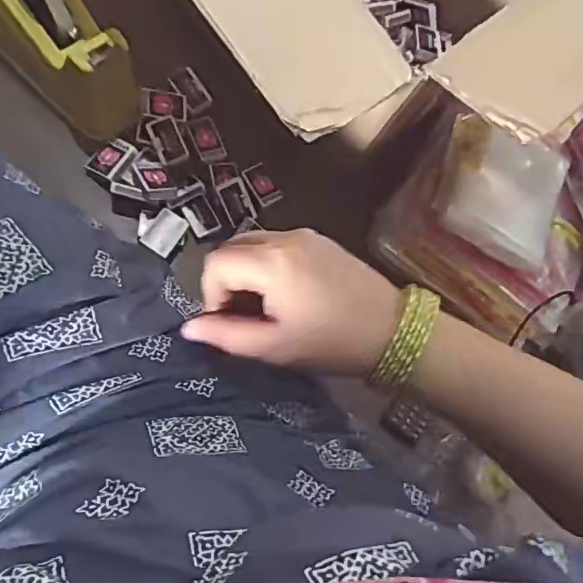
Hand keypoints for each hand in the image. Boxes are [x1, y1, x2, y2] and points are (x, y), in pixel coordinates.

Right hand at [180, 229, 403, 374]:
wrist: (393, 331)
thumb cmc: (332, 343)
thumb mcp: (275, 346)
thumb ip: (227, 335)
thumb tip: (190, 328)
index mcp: (272, 261)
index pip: (216, 263)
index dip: (212, 295)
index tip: (229, 323)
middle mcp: (286, 237)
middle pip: (231, 248)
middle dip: (227, 282)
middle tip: (244, 317)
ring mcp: (306, 235)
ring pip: (254, 244)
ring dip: (247, 274)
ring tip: (265, 309)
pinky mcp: (321, 241)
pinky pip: (278, 245)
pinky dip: (268, 266)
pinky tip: (286, 296)